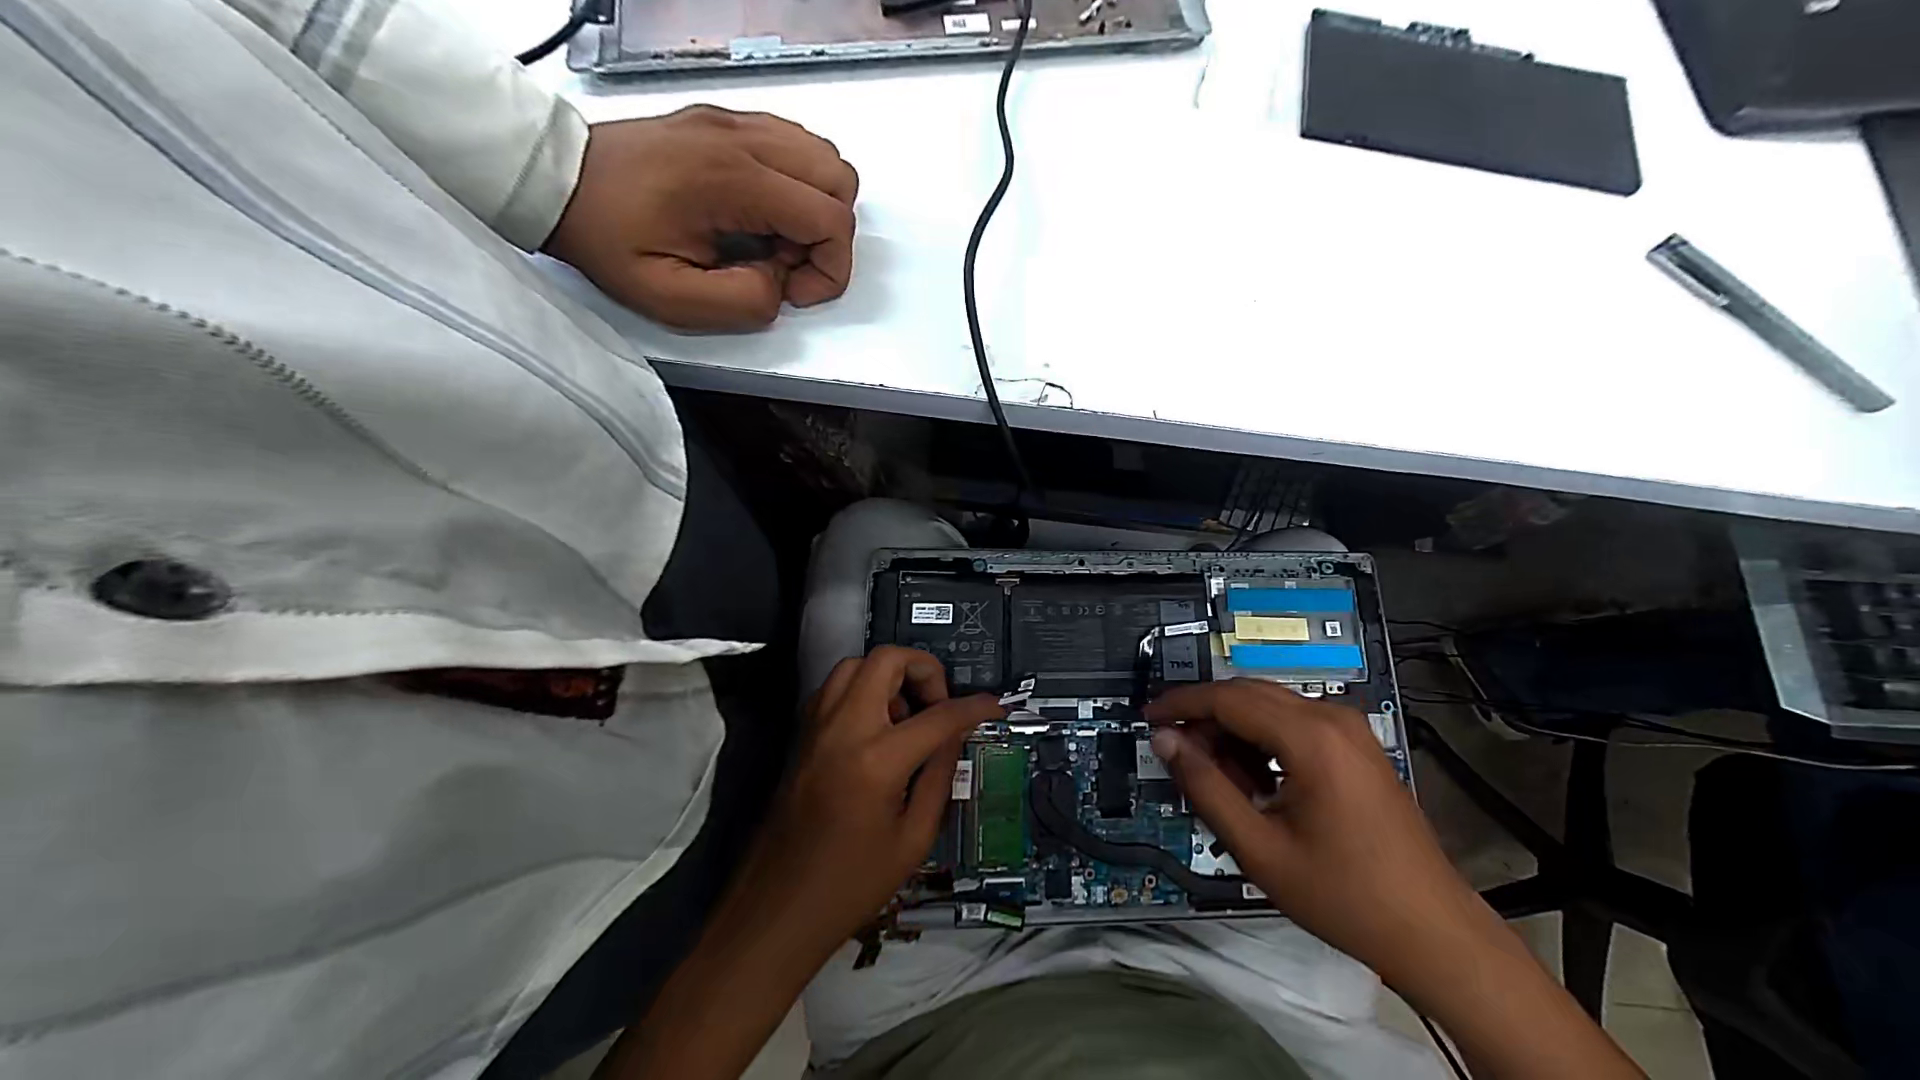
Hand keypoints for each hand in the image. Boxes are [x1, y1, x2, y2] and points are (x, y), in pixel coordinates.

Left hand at [542, 105, 858, 331]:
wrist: (559, 183)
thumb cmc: (607, 239)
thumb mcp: (670, 299)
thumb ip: (742, 302)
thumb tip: (779, 285)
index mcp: (732, 178)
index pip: (831, 217)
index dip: (830, 267)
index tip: (793, 290)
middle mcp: (741, 138)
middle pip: (839, 180)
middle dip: (828, 236)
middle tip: (786, 263)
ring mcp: (734, 123)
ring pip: (823, 159)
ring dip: (815, 209)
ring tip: (772, 238)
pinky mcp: (726, 123)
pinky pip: (793, 146)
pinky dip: (796, 186)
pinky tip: (761, 213)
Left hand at [603, 649, 997, 1079]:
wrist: (777, 907)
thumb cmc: (852, 884)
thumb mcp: (914, 838)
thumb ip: (940, 776)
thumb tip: (956, 736)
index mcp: (877, 759)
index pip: (938, 715)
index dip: (975, 707)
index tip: (995, 706)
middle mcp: (843, 727)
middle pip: (886, 659)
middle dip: (924, 669)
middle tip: (938, 705)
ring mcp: (815, 726)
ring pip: (855, 664)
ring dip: (888, 677)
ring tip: (906, 718)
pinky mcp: (800, 734)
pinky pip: (834, 688)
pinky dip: (861, 689)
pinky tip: (876, 728)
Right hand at [1145, 680, 1501, 992]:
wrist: (1431, 932)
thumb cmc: (1343, 894)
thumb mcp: (1258, 847)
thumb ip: (1205, 786)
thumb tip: (1165, 741)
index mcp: (1311, 738)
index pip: (1228, 698)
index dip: (1181, 703)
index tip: (1147, 717)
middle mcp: (1333, 719)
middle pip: (1248, 695)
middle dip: (1206, 719)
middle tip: (1179, 758)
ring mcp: (1351, 731)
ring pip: (1269, 708)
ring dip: (1234, 733)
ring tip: (1223, 784)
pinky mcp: (1357, 747)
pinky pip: (1294, 725)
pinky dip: (1263, 743)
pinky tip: (1257, 785)